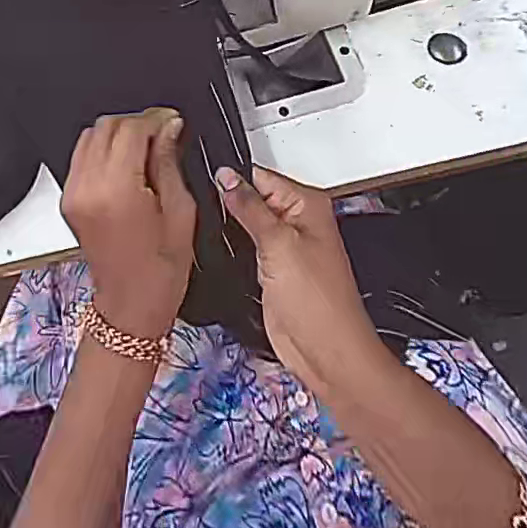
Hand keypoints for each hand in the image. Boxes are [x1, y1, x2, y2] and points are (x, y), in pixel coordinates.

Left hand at [61, 108, 196, 338]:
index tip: (172, 121)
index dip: (155, 119)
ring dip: (119, 133)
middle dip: (138, 123)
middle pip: (106, 127)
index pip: (130, 129)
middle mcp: (87, 189)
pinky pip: (82, 157)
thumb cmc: (160, 268)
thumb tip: (168, 129)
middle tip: (163, 131)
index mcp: (116, 191)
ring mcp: (74, 194)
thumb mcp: (180, 209)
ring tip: (146, 147)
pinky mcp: (69, 200)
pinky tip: (128, 162)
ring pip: (90, 136)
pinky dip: (105, 150)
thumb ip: (169, 161)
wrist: (132, 305)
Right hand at [215, 166, 385, 389]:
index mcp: (306, 203)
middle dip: (228, 203)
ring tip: (206, 228)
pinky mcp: (272, 269)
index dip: (232, 179)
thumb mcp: (278, 243)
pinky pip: (246, 248)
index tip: (204, 180)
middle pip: (252, 198)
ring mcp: (283, 246)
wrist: (325, 351)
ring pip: (245, 224)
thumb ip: (249, 207)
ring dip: (228, 228)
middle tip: (201, 206)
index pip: (260, 176)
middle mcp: (296, 221)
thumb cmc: (317, 300)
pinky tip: (218, 249)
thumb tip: (227, 177)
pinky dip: (232, 249)